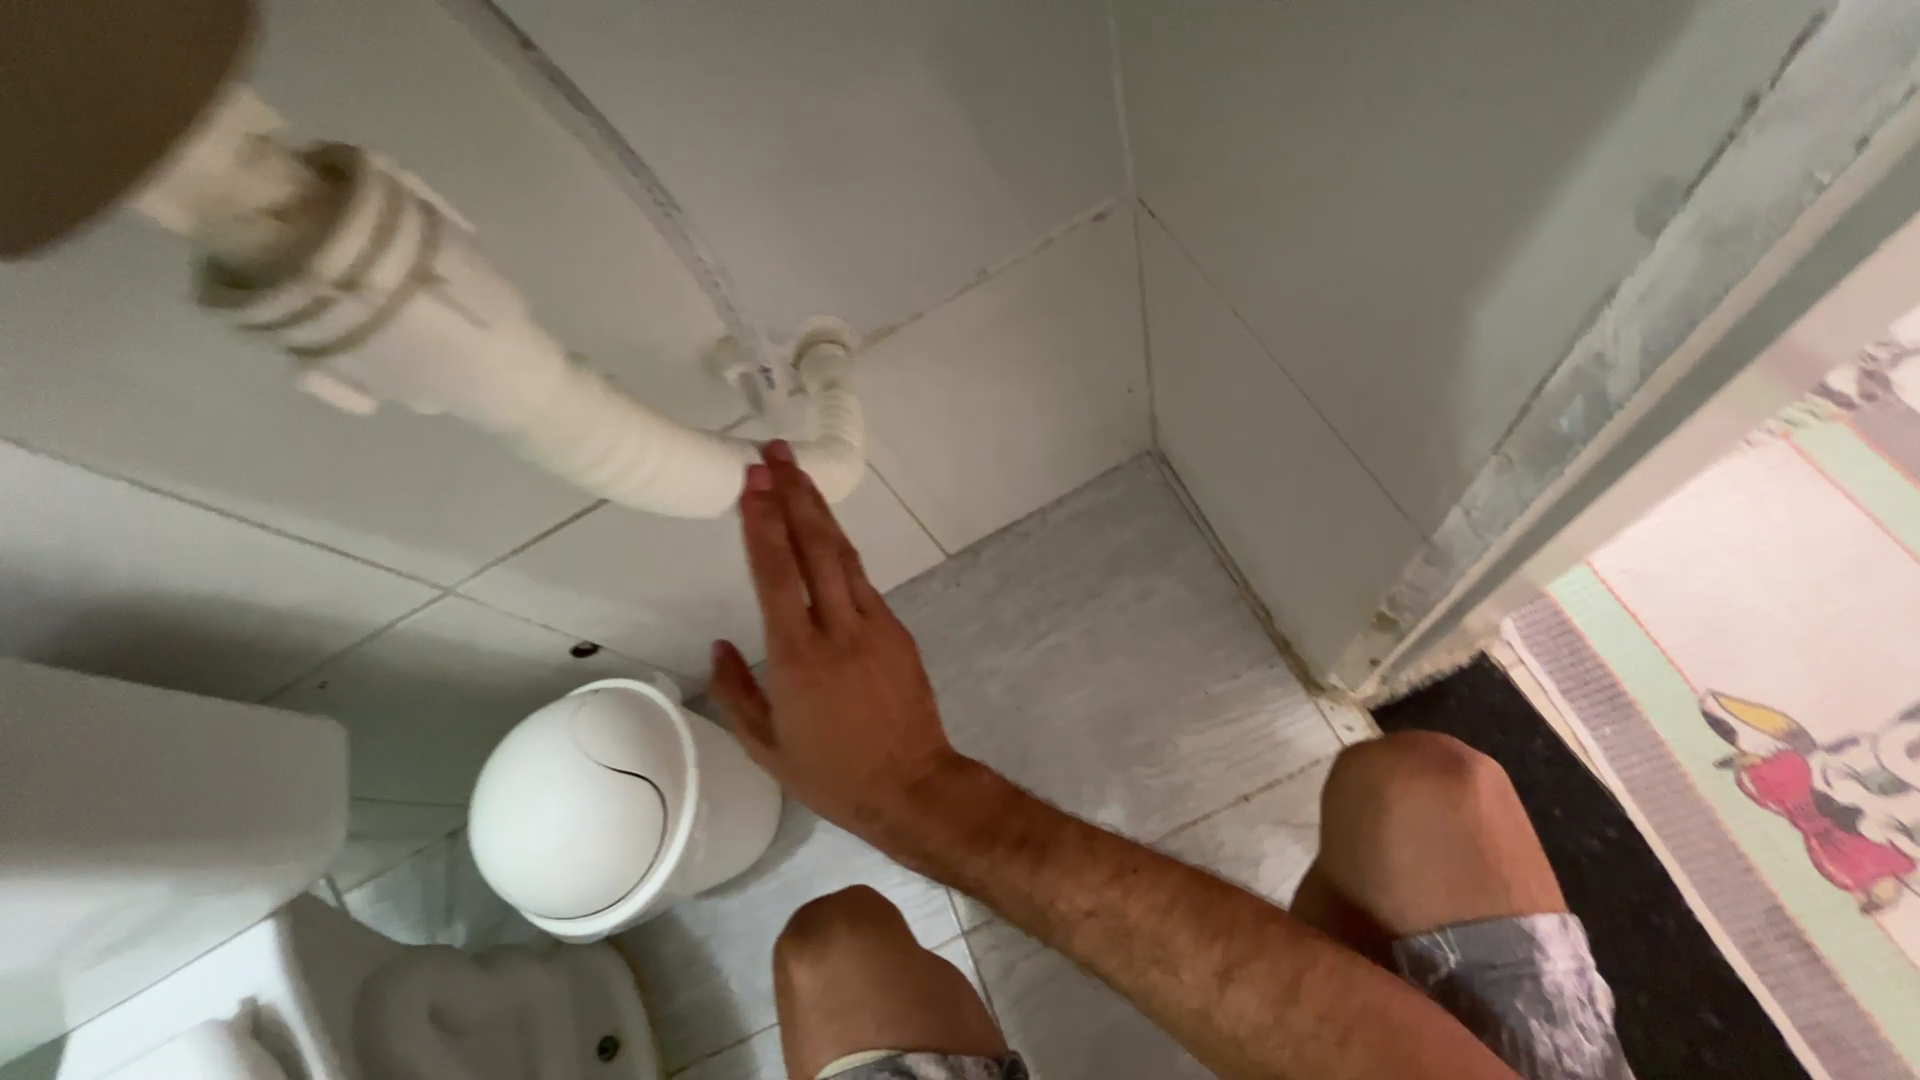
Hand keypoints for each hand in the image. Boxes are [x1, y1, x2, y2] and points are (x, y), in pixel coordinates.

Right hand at [710, 440, 970, 849]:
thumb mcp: (767, 747)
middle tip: (775, 453)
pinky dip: (842, 552)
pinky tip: (827, 536)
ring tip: (798, 476)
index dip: (763, 523)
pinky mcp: (898, 631)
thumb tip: (721, 643)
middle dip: (794, 495)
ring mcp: (875, 626)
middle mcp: (838, 630)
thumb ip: (736, 692)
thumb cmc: (833, 775)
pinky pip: (863, 583)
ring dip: (820, 513)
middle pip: (815, 547)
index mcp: (798, 658)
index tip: (753, 482)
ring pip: (844, 556)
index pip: (777, 574)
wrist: (913, 786)